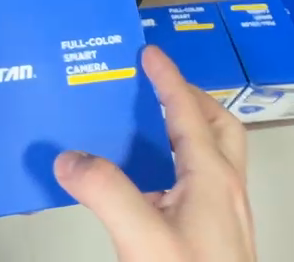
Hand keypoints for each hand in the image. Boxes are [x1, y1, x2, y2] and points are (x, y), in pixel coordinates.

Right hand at [54, 44, 256, 261]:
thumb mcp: (141, 240)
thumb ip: (104, 190)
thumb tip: (66, 156)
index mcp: (213, 179)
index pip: (188, 112)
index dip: (168, 79)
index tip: (147, 51)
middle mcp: (226, 193)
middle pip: (221, 129)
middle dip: (193, 99)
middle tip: (159, 86)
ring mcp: (225, 222)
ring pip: (217, 158)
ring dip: (190, 130)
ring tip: (150, 127)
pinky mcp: (215, 245)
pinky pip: (203, 184)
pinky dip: (180, 163)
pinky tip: (149, 186)